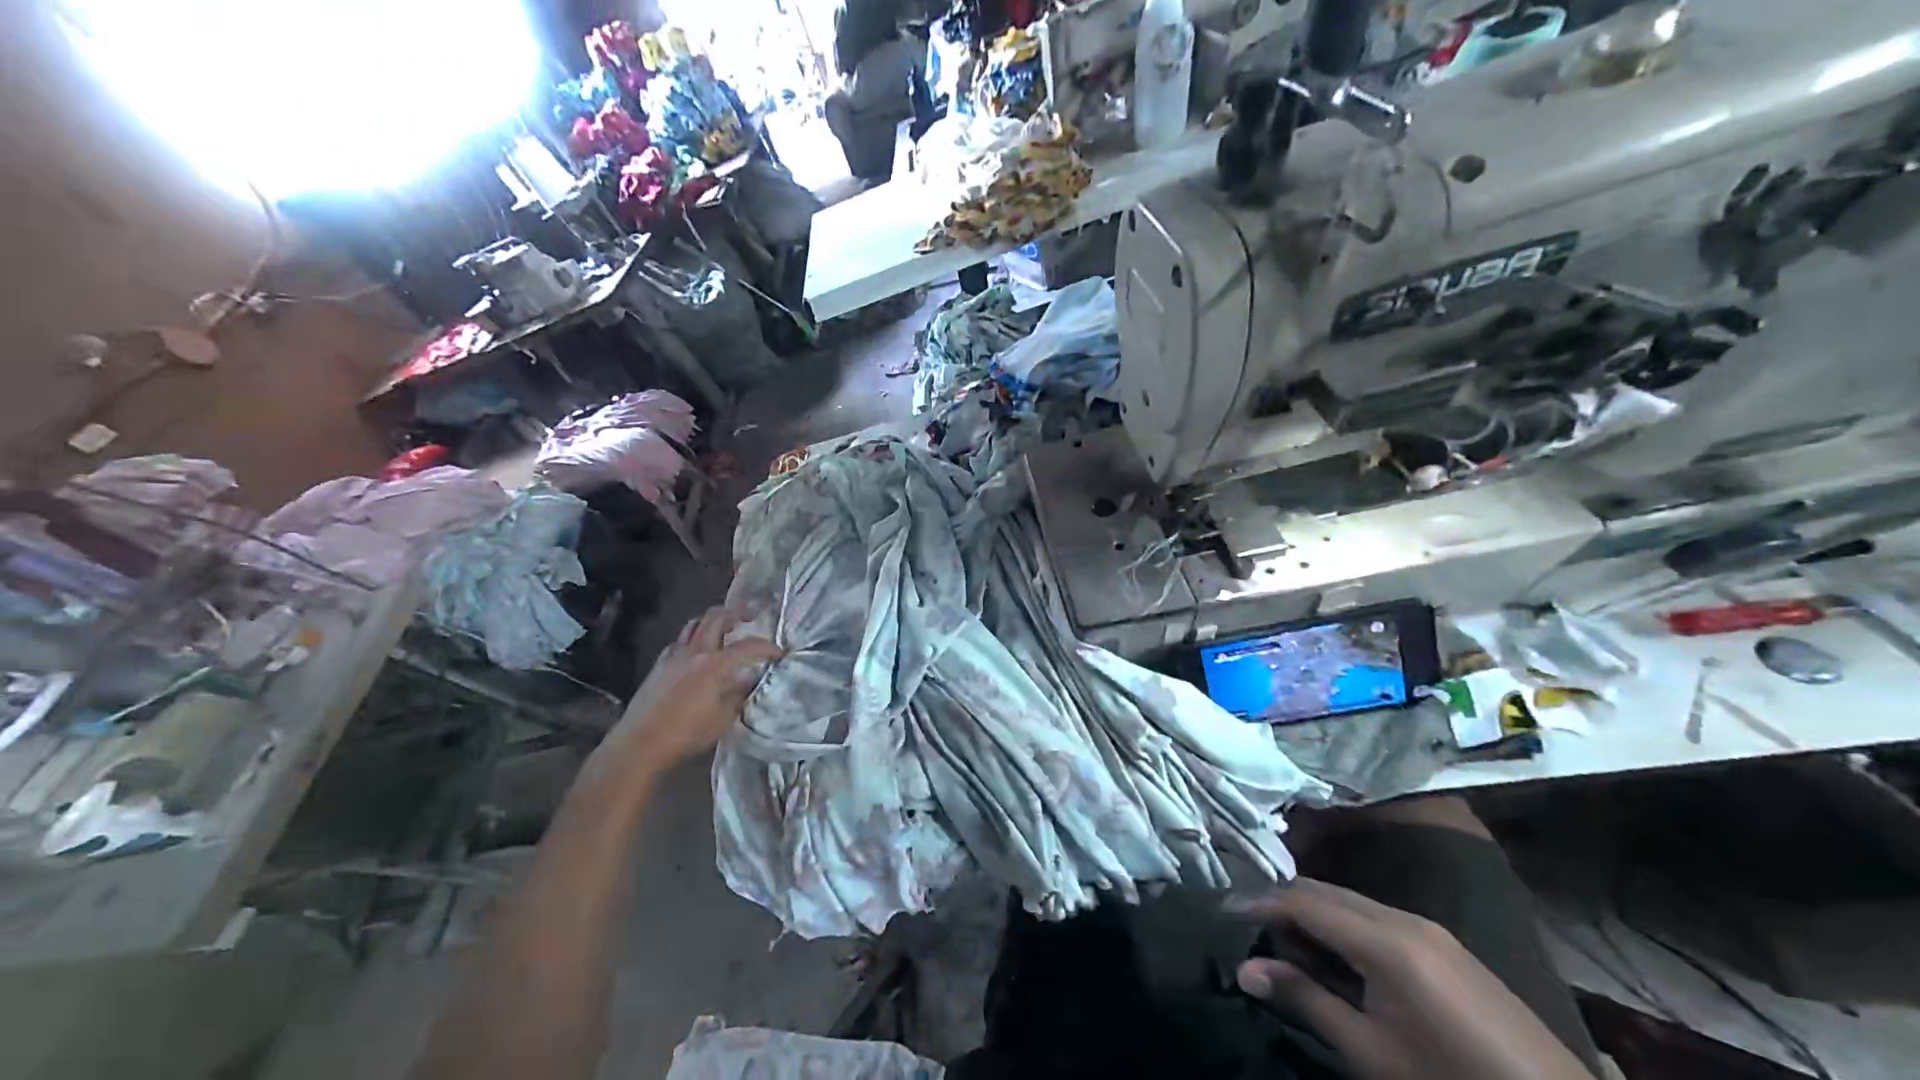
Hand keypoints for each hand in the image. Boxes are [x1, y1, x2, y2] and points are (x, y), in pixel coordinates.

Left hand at [610, 607, 781, 771]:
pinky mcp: (659, 665)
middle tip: (749, 618)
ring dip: (712, 621)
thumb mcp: (722, 718)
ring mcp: (673, 655)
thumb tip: (749, 677)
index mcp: (715, 664)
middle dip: (736, 613)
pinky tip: (695, 653)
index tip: (779, 653)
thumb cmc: (686, 733)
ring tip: (723, 630)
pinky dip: (692, 639)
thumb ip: (738, 693)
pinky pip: (678, 641)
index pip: (748, 646)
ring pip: (694, 624)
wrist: (640, 743)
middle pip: (716, 617)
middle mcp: (694, 652)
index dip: (767, 647)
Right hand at [1232, 878, 1592, 1079]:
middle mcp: (1404, 918)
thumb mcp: (1371, 1052)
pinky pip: (1376, 917)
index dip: (1258, 902)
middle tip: (1246, 928)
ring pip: (1350, 902)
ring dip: (1312, 914)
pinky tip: (1335, 957)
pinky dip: (1342, 926)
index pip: (1303, 900)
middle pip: (1325, 892)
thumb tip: (1245, 970)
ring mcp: (1430, 929)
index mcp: (1385, 940)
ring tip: (1284, 945)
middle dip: (1281, 903)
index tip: (1222, 910)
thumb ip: (1307, 1001)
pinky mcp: (1446, 945)